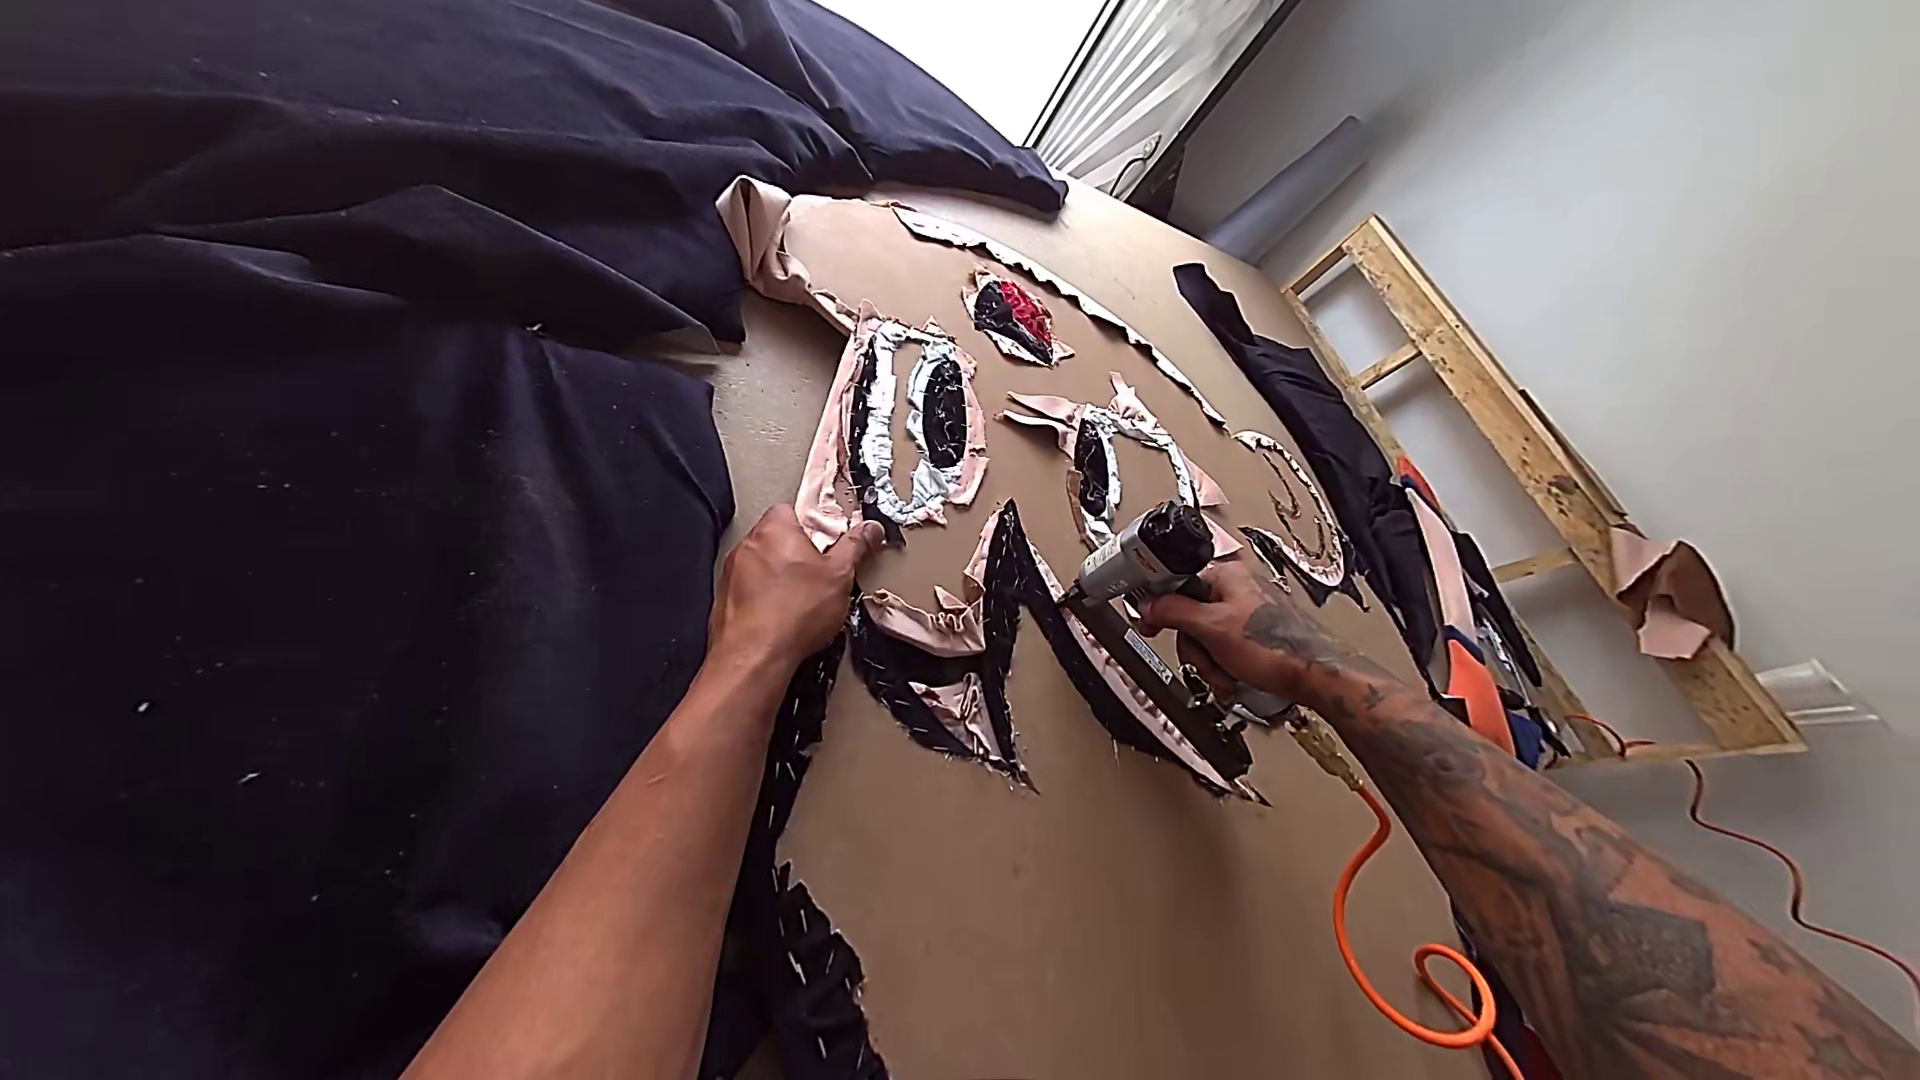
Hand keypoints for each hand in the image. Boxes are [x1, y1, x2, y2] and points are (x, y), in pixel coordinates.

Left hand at [708, 505, 882, 671]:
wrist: (754, 657)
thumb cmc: (792, 614)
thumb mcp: (839, 576)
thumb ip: (856, 546)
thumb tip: (870, 530)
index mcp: (775, 529)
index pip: (793, 509)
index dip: (814, 525)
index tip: (830, 542)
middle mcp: (748, 545)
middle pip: (778, 537)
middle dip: (799, 552)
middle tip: (821, 573)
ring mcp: (731, 573)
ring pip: (763, 564)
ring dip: (781, 576)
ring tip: (803, 599)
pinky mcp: (725, 599)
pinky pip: (750, 588)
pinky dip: (766, 597)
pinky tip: (784, 616)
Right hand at [1138, 559, 1353, 703]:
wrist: (1313, 677)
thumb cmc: (1275, 648)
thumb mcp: (1211, 628)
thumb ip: (1173, 612)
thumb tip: (1148, 606)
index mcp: (1224, 576)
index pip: (1176, 584)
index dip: (1160, 607)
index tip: (1150, 624)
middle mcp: (1233, 590)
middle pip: (1186, 616)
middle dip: (1193, 648)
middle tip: (1204, 660)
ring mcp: (1241, 613)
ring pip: (1201, 637)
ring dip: (1207, 662)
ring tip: (1224, 673)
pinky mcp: (1247, 635)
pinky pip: (1218, 648)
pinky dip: (1220, 666)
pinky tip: (1231, 676)